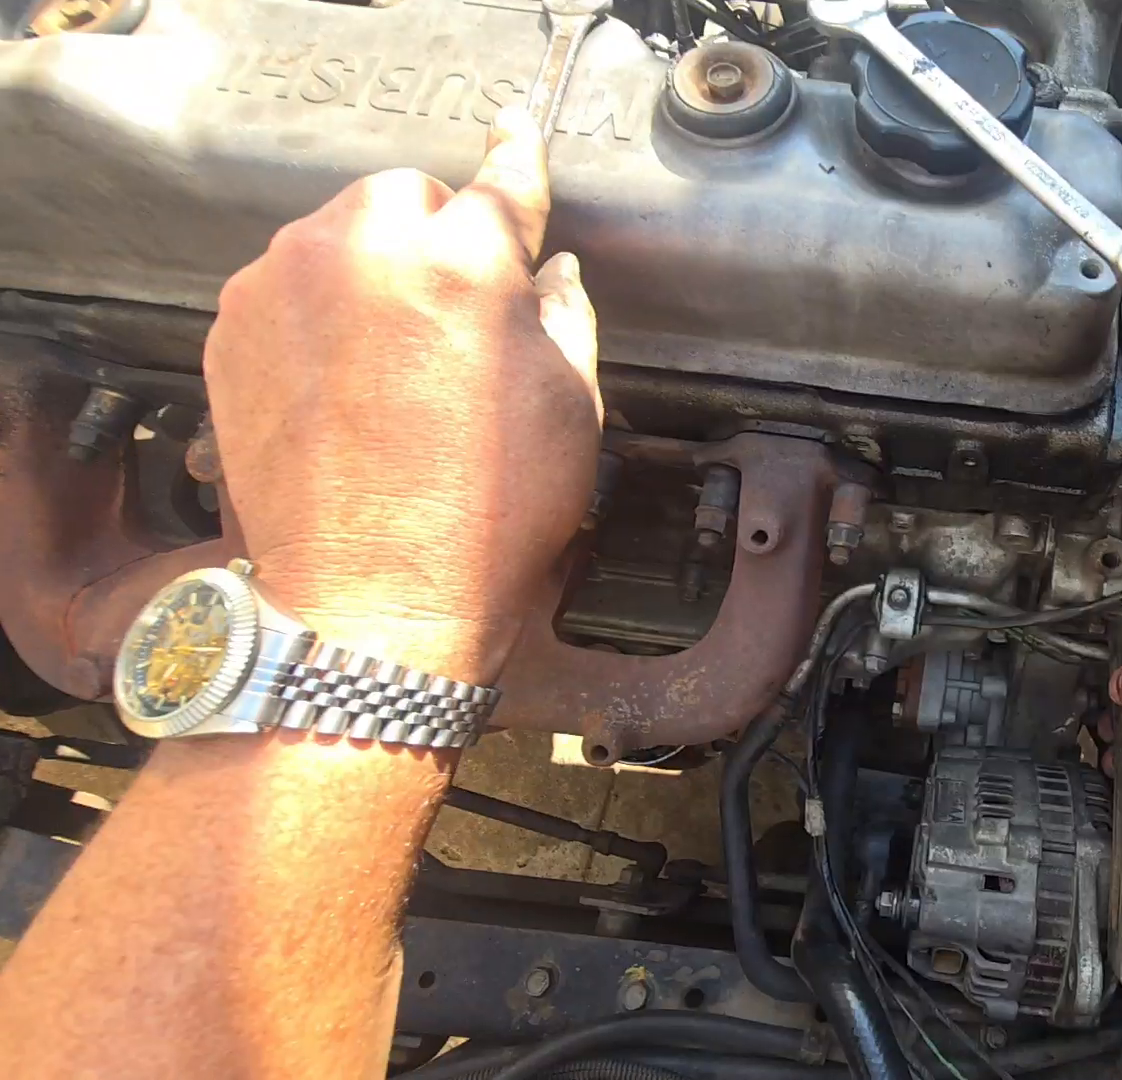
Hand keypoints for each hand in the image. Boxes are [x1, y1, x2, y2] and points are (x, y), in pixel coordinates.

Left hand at [203, 107, 600, 684]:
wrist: (381, 592)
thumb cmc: (502, 502)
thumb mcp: (573, 411)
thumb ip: (567, 320)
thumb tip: (552, 272)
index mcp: (464, 268)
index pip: (500, 187)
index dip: (519, 162)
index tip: (519, 134)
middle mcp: (361, 251)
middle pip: (402, 192)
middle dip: (441, 229)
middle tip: (470, 303)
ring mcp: (279, 284)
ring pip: (338, 231)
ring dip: (383, 265)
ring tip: (411, 352)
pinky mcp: (228, 329)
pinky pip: (289, 281)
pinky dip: (330, 304)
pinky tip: (357, 376)